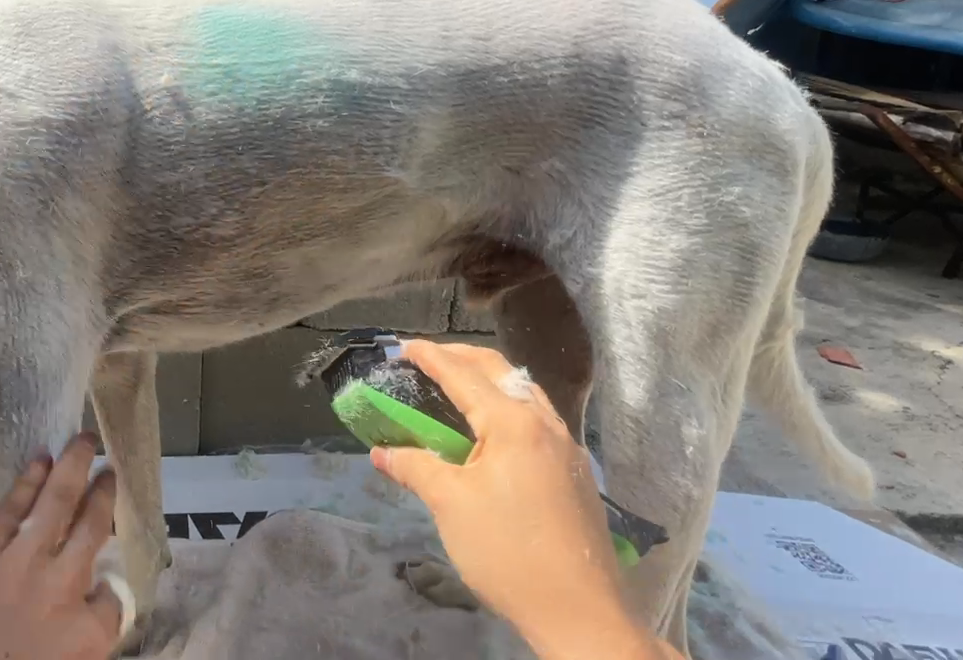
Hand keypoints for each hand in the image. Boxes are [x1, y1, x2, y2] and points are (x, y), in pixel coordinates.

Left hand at [0, 433, 127, 659]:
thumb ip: (73, 641)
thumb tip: (83, 616)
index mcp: (83, 636)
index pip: (114, 602)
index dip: (111, 587)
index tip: (107, 575)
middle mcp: (62, 589)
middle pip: (93, 528)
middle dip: (105, 493)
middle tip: (110, 467)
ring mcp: (22, 563)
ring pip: (59, 501)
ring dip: (75, 466)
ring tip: (85, 440)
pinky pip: (14, 506)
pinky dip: (30, 480)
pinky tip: (41, 461)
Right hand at [372, 341, 673, 659]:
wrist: (583, 616)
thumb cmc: (508, 553)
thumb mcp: (449, 505)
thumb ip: (414, 467)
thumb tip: (380, 452)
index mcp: (512, 423)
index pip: (462, 374)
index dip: (429, 356)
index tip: (401, 346)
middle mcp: (544, 423)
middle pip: (498, 370)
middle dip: (459, 358)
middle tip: (425, 360)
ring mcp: (566, 446)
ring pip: (522, 391)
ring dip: (487, 379)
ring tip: (456, 387)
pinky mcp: (574, 471)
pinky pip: (536, 417)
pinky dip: (506, 404)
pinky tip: (492, 430)